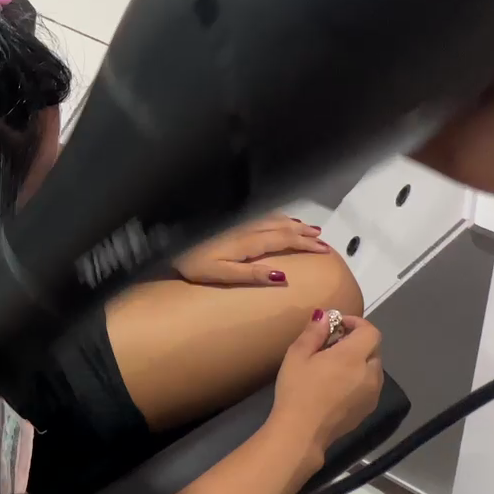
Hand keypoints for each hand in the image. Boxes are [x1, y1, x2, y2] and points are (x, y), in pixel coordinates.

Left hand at [172, 213, 330, 286]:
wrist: (168, 243)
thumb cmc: (193, 263)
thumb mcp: (221, 274)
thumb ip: (251, 274)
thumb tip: (284, 276)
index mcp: (247, 242)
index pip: (283, 239)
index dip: (305, 242)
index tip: (325, 248)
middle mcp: (245, 228)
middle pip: (280, 226)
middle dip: (303, 232)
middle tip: (323, 239)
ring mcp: (236, 223)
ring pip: (271, 219)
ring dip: (291, 223)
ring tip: (308, 228)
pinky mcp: (228, 222)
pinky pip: (259, 217)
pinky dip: (275, 218)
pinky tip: (277, 220)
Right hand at [267, 311, 383, 463]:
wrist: (304, 430)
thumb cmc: (297, 388)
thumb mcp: (297, 354)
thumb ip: (314, 332)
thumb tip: (325, 316)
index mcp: (353, 357)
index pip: (371, 332)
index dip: (357, 323)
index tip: (336, 324)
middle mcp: (370, 374)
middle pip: (373, 349)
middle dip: (356, 340)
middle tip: (329, 343)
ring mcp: (373, 393)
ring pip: (373, 367)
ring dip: (358, 359)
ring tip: (331, 365)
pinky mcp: (369, 408)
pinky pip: (369, 384)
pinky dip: (358, 376)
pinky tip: (335, 385)